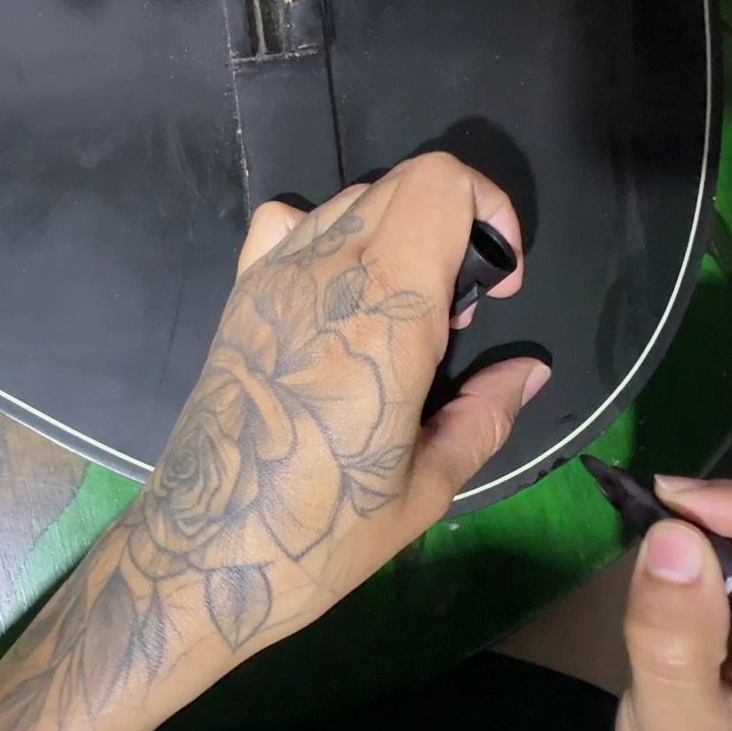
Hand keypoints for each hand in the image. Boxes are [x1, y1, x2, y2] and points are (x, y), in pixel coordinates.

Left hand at [0, 152, 548, 730]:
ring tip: (398, 313)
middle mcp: (325, 272)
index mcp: (384, 313)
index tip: (496, 284)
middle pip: (404, 181)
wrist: (200, 549)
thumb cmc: (320, 532)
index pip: (439, 184)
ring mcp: (272, 276)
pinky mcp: (239, 292)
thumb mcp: (426, 486)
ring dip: (397, 233)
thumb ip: (487, 413)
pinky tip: (335, 292)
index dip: (489, 211)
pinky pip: (288, 221)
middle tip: (452, 315)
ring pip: (354, 198)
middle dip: (453, 227)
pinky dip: (328, 231)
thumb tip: (531, 370)